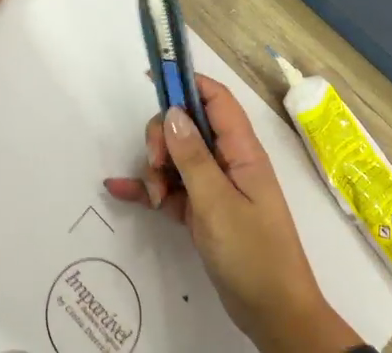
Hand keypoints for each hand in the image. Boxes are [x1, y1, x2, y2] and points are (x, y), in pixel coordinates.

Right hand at [105, 76, 361, 352]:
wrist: (274, 314)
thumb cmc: (254, 254)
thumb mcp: (218, 203)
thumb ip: (192, 156)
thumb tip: (172, 111)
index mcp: (241, 151)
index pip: (215, 99)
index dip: (187, 82)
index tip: (153, 77)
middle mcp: (227, 162)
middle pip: (186, 126)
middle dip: (162, 137)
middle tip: (156, 164)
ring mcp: (213, 187)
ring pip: (174, 157)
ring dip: (155, 170)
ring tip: (155, 199)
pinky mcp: (201, 211)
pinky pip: (169, 189)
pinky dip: (147, 189)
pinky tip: (117, 189)